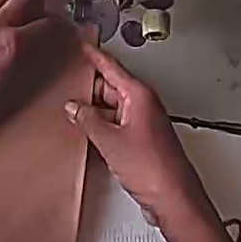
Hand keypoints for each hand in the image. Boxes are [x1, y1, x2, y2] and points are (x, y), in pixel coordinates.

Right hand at [65, 45, 217, 232]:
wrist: (174, 199)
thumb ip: (88, 120)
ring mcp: (143, 122)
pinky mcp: (141, 139)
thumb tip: (74, 107)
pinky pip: (116, 124)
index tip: (82, 42)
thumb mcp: (110, 140)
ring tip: (73, 114)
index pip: (112, 66)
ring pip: (112, 107)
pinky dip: (102, 126)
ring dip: (94, 111)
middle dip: (88, 88)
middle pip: (110, 87)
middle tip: (66, 87)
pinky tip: (88, 134)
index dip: (94, 54)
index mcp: (139, 95)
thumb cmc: (154, 168)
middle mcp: (143, 104)